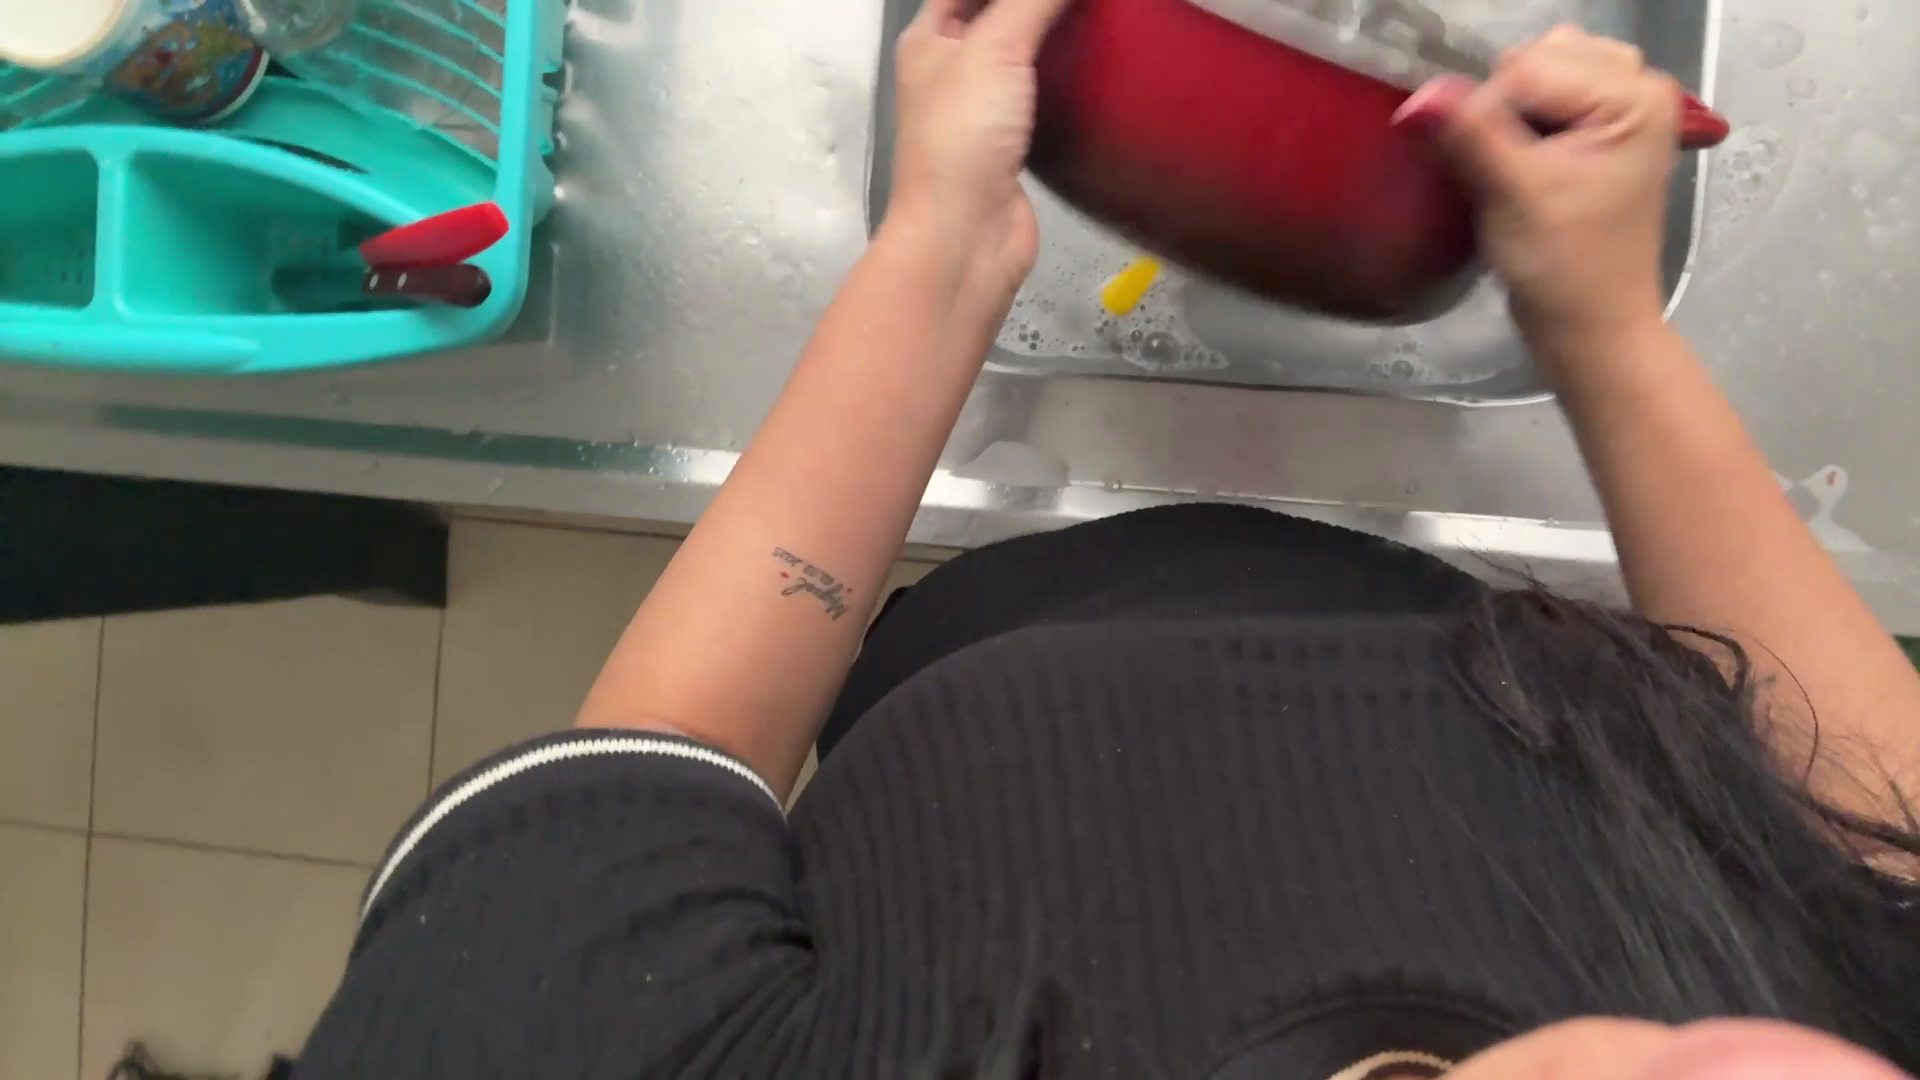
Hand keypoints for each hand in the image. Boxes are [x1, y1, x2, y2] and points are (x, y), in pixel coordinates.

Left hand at [887, 0, 1075, 298]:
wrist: (966, 238)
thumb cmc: (963, 139)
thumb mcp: (995, 46)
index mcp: (928, 42)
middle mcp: (951, 76)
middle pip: (996, 18)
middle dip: (1036, 5)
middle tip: (1086, 2)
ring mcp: (982, 117)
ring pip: (1020, 62)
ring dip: (1053, 42)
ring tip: (1097, 19)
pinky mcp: (1011, 152)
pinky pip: (1039, 104)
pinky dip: (1062, 86)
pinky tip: (1093, 70)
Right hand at [1396, 27, 1680, 370]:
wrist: (1586, 321)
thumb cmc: (1561, 264)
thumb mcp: (1514, 194)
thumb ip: (1470, 136)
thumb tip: (1419, 96)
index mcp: (1632, 95)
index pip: (1531, 66)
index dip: (1485, 109)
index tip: (1475, 164)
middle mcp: (1634, 91)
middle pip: (1543, 57)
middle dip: (1501, 104)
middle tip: (1495, 163)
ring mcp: (1614, 115)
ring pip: (1542, 76)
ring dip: (1506, 113)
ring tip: (1502, 163)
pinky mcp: (1592, 141)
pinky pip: (1545, 104)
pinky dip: (1516, 124)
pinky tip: (1510, 162)